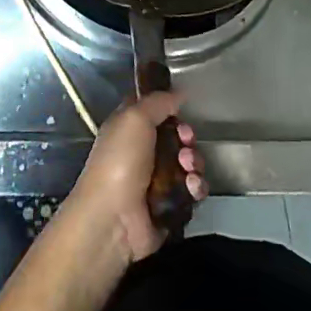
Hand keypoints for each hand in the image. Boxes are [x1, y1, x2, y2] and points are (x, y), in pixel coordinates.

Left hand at [61, 91, 206, 262]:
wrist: (114, 217)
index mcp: (128, 127)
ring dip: (194, 162)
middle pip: (176, 135)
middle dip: (186, 136)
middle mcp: (142, 150)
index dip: (168, 107)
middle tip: (185, 141)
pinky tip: (191, 187)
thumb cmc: (120, 160)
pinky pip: (193, 189)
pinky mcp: (171, 204)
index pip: (152, 109)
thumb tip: (179, 92)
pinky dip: (196, 187)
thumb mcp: (134, 118)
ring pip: (188, 162)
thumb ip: (157, 102)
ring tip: (187, 166)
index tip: (180, 107)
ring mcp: (157, 179)